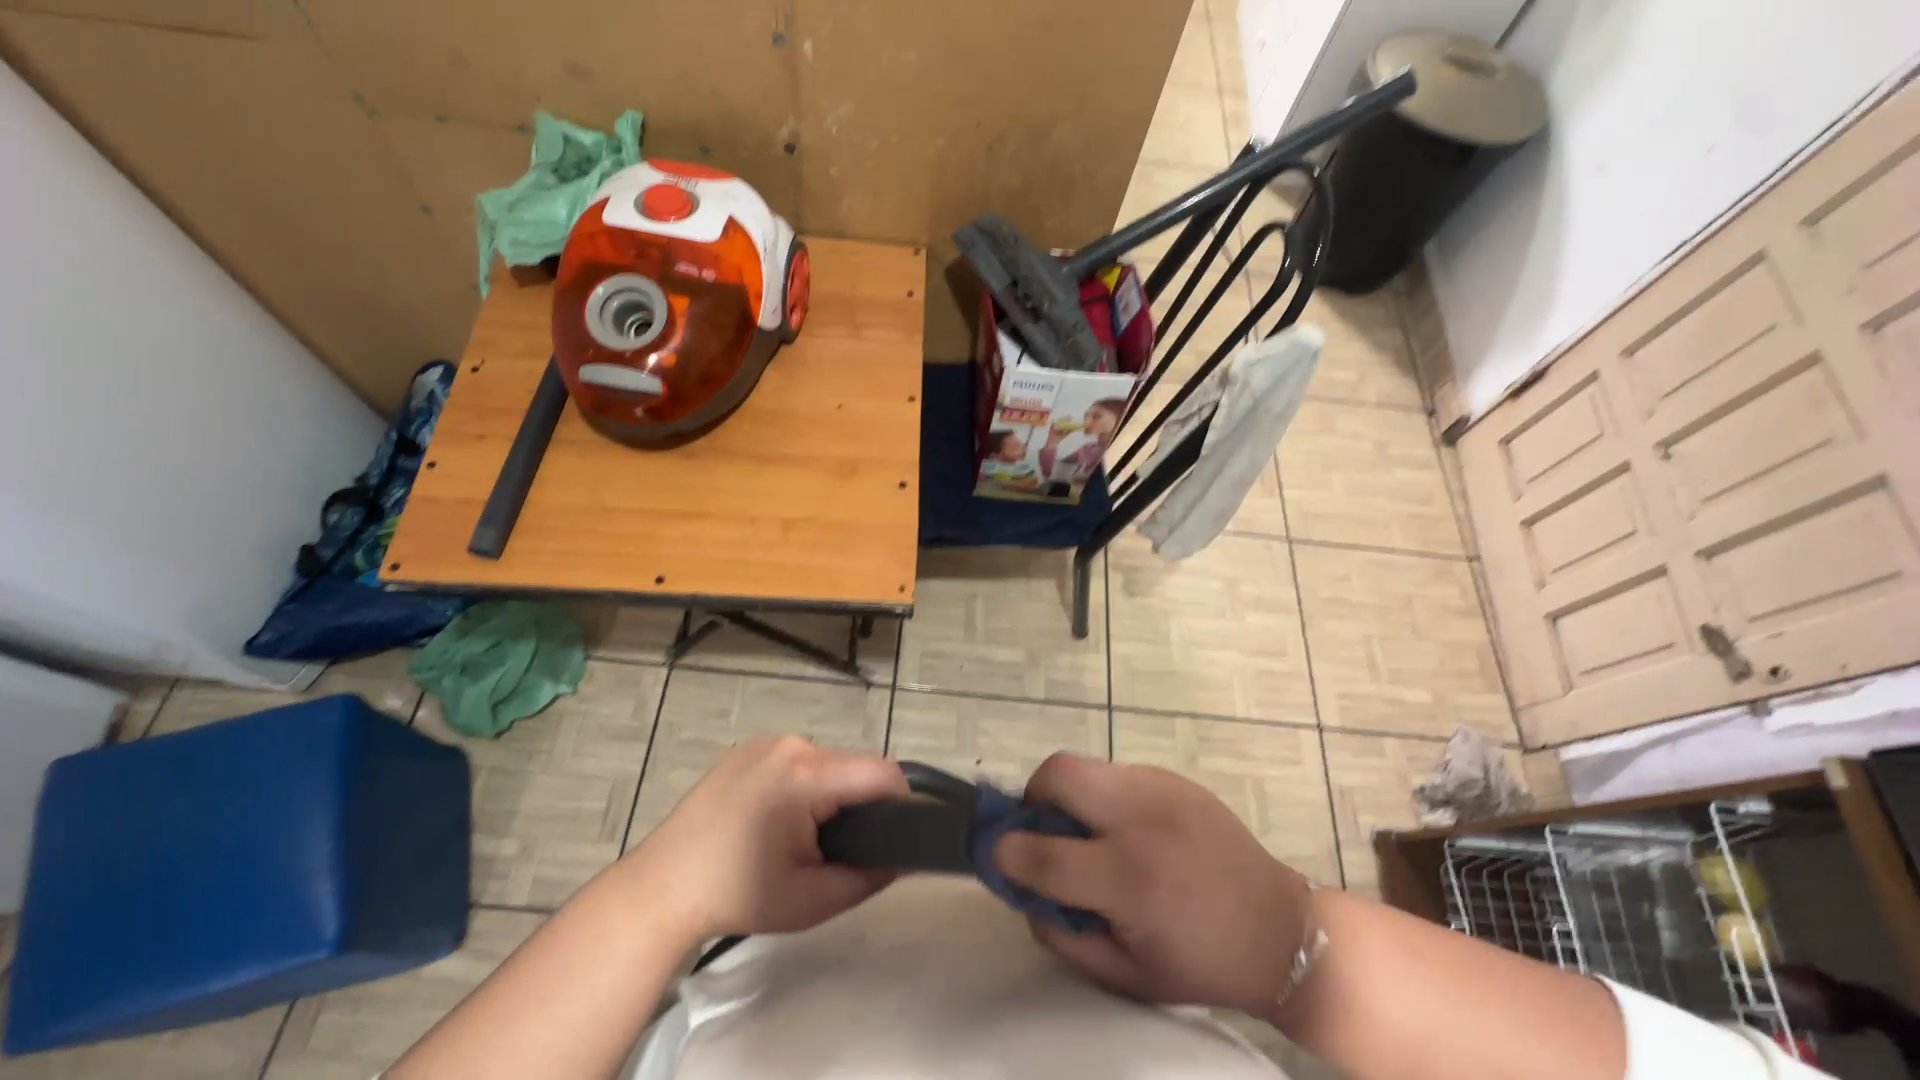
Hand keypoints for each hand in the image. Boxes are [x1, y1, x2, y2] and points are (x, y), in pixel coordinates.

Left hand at [626, 736, 907, 939]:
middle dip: (859, 804)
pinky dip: (803, 787)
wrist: (662, 889)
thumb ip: (870, 876)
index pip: (882, 772)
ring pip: (827, 764)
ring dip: (830, 795)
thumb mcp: (814, 900)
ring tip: (806, 839)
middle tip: (840, 849)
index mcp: (806, 776)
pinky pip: (797, 762)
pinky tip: (779, 822)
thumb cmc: (739, 895)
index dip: (901, 803)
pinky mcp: (746, 749)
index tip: (893, 836)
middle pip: (854, 767)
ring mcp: (764, 743)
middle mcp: (790, 746)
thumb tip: (904, 857)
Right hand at [994, 752, 1313, 1018]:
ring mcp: (1163, 790)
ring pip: (1086, 765)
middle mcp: (1143, 820)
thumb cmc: (1201, 963)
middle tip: (1042, 831)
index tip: (1002, 860)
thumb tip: (1022, 886)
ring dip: (1070, 796)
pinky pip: (1118, 774)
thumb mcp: (1123, 974)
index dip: (1006, 855)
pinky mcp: (1177, 780)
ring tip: (1088, 834)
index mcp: (1129, 879)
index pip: (1040, 852)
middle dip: (1033, 798)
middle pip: (1059, 772)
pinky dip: (1104, 797)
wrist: (1283, 933)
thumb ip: (1060, 933)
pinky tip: (1128, 831)